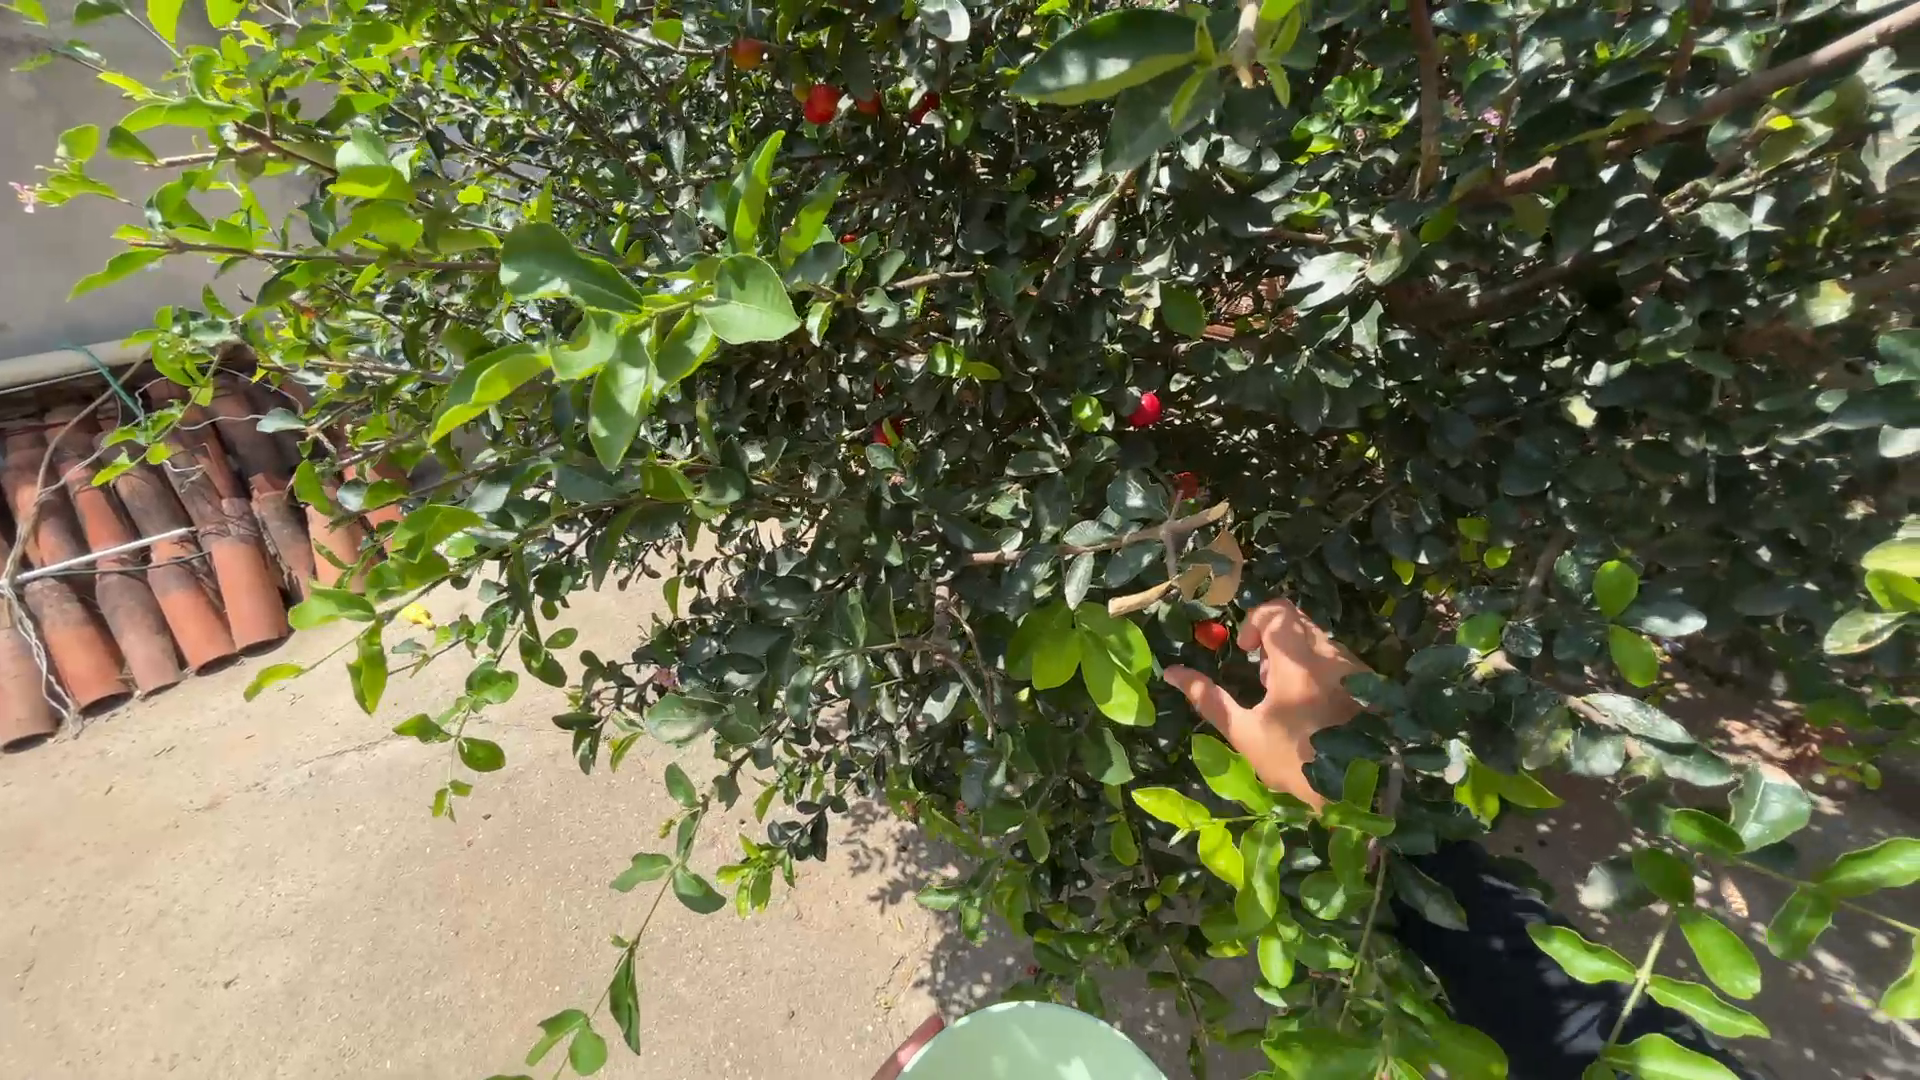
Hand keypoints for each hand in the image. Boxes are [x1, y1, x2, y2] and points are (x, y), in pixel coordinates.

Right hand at [1163, 598, 1369, 806]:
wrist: (1368, 795)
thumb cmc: (1300, 764)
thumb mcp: (1247, 734)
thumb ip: (1209, 700)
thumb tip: (1172, 672)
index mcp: (1298, 663)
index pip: (1276, 612)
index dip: (1253, 622)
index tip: (1245, 651)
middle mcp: (1331, 656)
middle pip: (1296, 621)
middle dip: (1272, 639)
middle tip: (1263, 676)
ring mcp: (1357, 670)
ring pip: (1318, 640)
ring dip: (1294, 656)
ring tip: (1286, 697)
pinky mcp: (1373, 685)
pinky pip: (1338, 659)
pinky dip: (1317, 670)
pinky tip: (1313, 708)